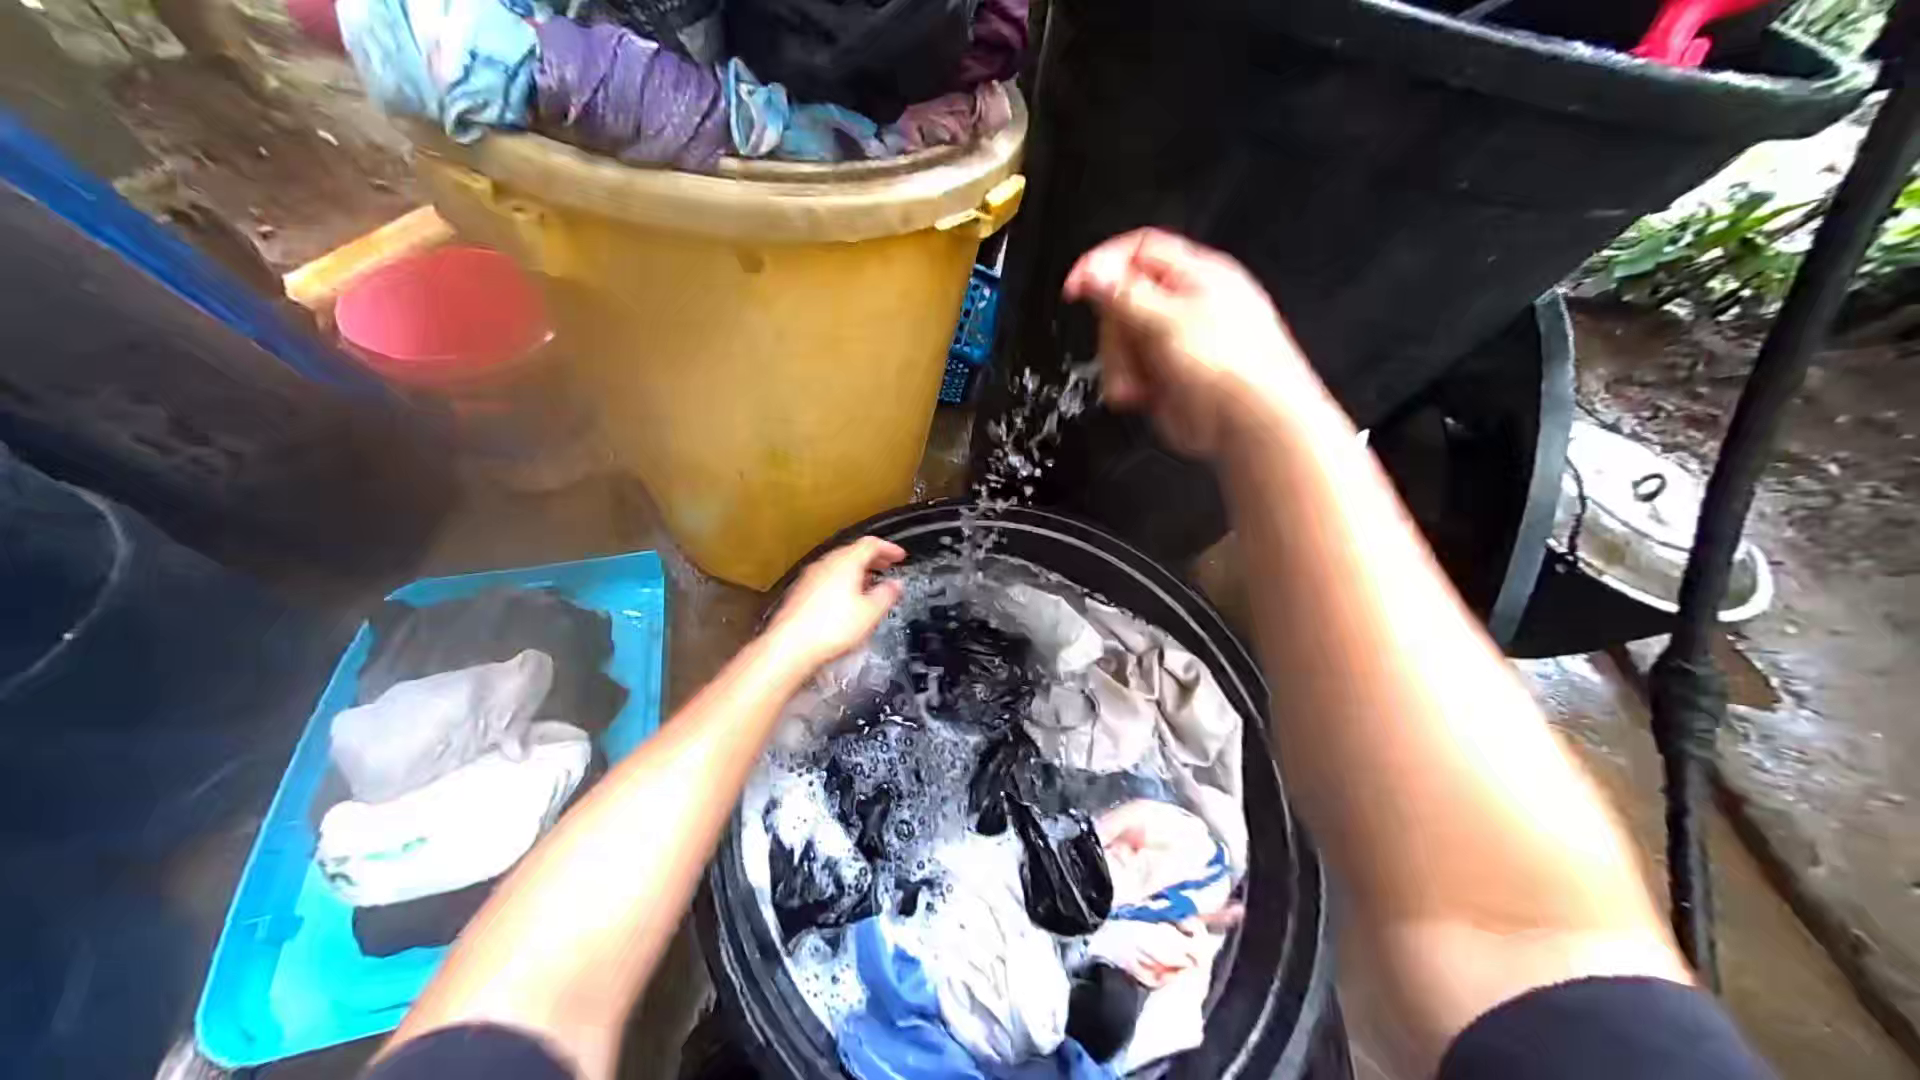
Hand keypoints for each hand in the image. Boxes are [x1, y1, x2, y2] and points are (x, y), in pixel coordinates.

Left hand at [763, 537, 906, 672]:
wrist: (790, 646)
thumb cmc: (827, 629)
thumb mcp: (870, 613)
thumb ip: (887, 594)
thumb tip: (895, 586)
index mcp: (846, 562)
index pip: (871, 544)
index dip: (889, 547)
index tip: (899, 555)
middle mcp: (826, 564)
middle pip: (853, 552)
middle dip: (874, 558)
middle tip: (887, 565)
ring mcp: (811, 577)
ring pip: (839, 566)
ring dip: (858, 571)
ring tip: (870, 583)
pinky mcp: (802, 592)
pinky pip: (827, 579)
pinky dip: (842, 582)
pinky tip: (846, 600)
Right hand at [1063, 228, 1326, 459]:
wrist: (1250, 422)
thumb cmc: (1233, 367)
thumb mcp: (1169, 320)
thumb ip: (1125, 295)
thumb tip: (1094, 274)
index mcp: (1195, 277)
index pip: (1138, 251)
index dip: (1103, 264)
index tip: (1078, 287)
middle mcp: (1183, 308)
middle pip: (1121, 303)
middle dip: (1114, 331)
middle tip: (1122, 347)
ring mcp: (1172, 345)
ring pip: (1119, 342)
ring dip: (1118, 365)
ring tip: (1136, 384)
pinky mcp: (1163, 378)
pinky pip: (1127, 373)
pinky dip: (1127, 385)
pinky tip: (1142, 396)